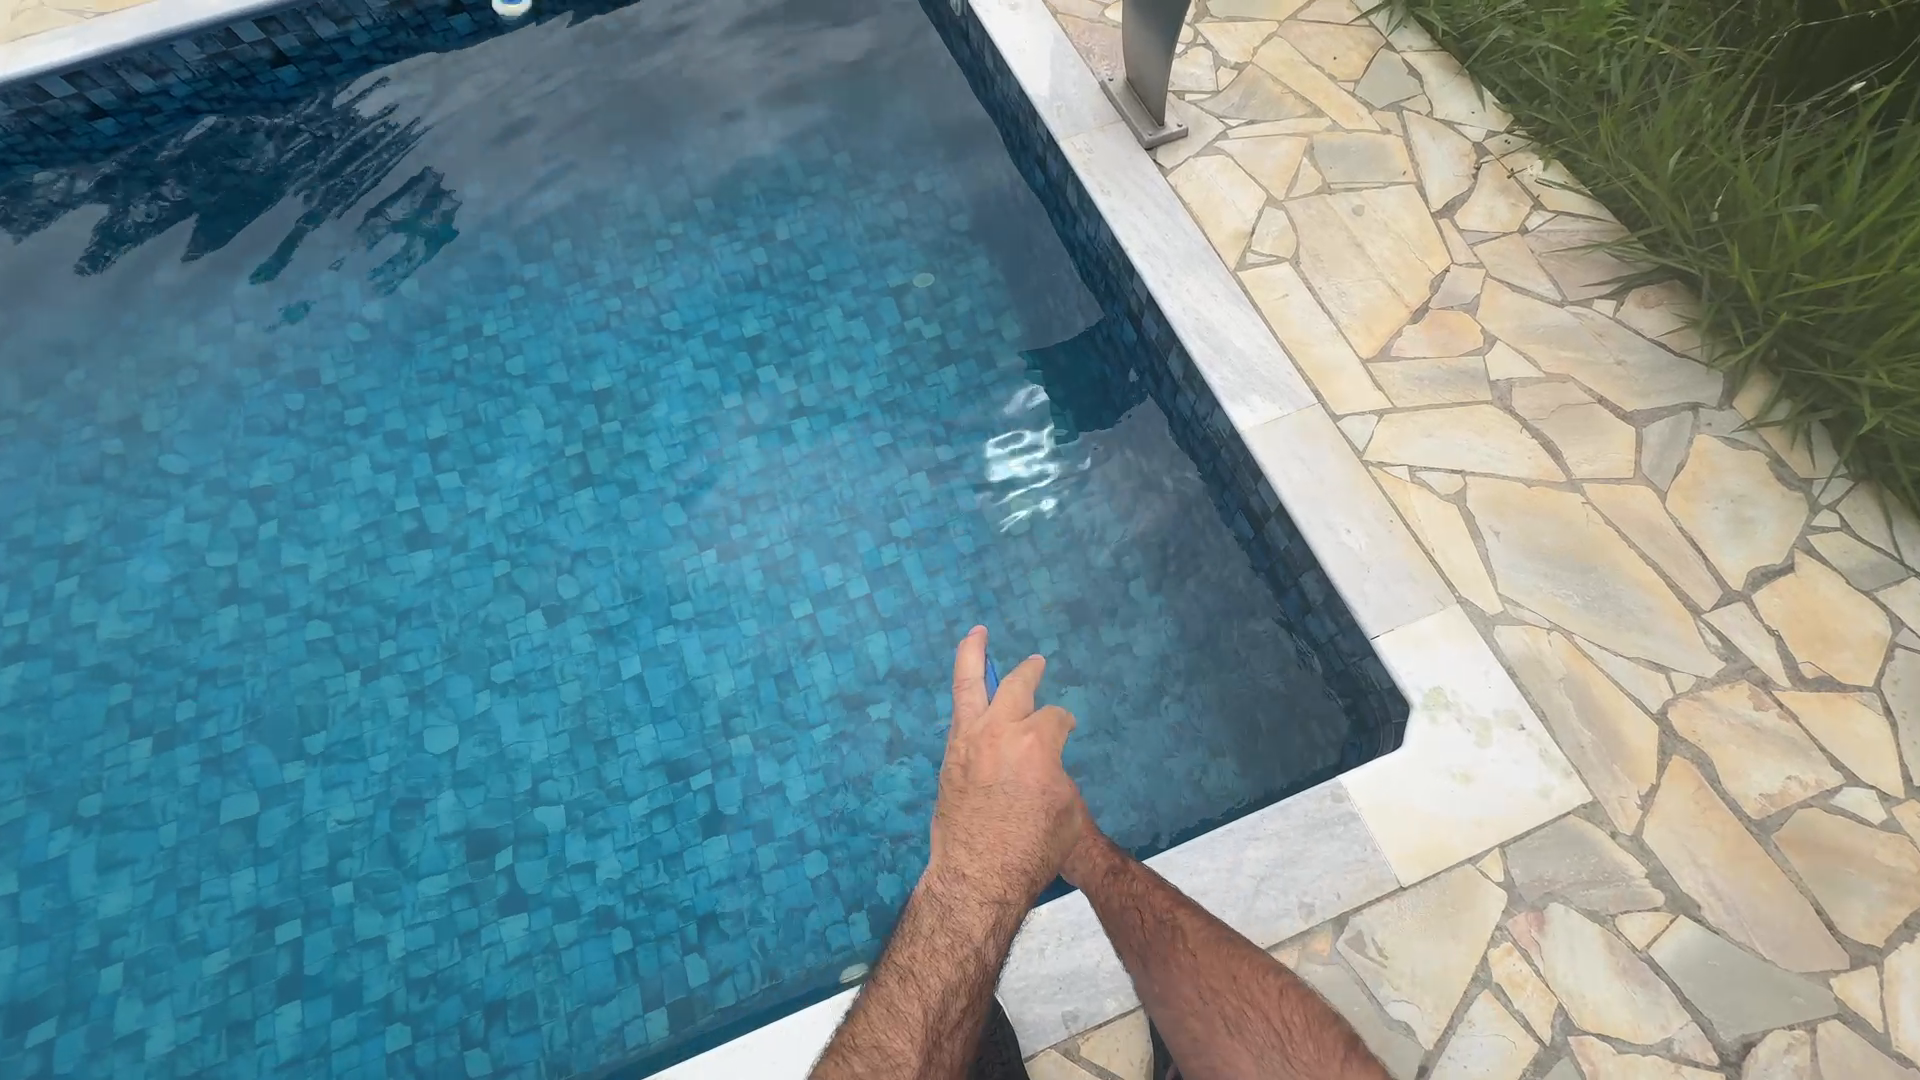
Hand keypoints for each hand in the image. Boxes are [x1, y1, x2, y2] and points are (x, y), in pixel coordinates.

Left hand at [926, 627, 1089, 907]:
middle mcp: (1000, 731)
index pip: (1055, 718)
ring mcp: (970, 739)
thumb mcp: (1068, 810)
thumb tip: (1044, 762)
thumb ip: (1057, 773)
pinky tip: (971, 688)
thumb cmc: (1033, 850)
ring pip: (970, 683)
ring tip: (978, 633)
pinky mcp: (950, 754)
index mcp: (1037, 743)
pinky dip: (967, 693)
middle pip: (1017, 686)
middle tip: (1037, 662)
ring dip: (975, 654)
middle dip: (1030, 672)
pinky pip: (959, 712)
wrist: (978, 875)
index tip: (1065, 729)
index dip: (1064, 723)